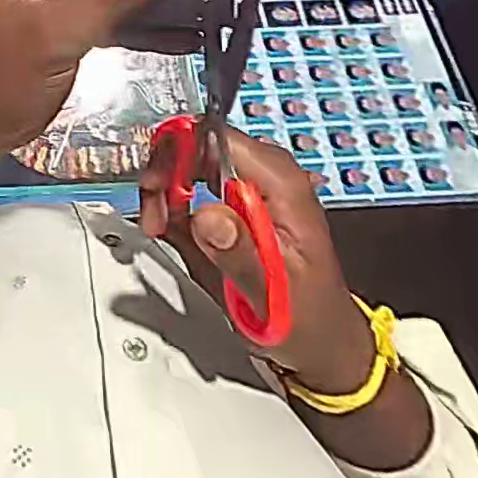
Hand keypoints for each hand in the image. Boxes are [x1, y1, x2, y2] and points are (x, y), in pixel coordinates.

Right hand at [138, 123, 373, 391]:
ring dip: (160, 189)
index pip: (212, 137)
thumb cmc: (312, 319)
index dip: (176, 156)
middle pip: (191, 142)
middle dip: (163, 174)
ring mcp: (241, 181)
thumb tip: (207, 215)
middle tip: (155, 214)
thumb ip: (239, 254)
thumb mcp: (275, 293)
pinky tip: (166, 226)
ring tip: (159, 225)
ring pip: (181, 157)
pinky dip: (165, 200)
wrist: (322, 340)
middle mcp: (260, 171)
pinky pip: (182, 180)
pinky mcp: (225, 196)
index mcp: (280, 180)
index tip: (160, 192)